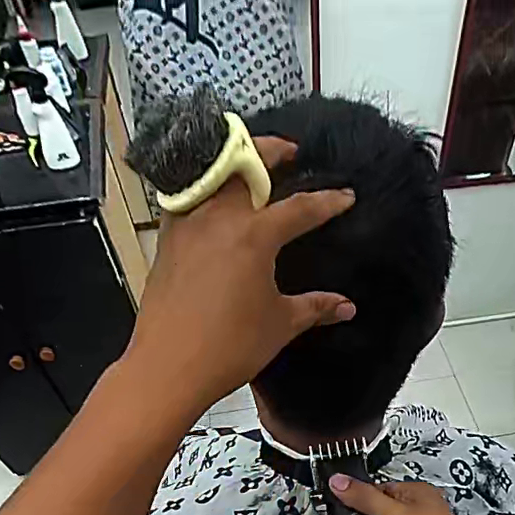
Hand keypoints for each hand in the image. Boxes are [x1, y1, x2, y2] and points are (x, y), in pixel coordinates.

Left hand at [123, 137, 355, 412]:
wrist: (170, 365)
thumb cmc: (231, 346)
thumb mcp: (280, 324)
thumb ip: (315, 308)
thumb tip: (346, 307)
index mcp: (254, 236)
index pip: (300, 209)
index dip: (327, 202)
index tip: (346, 196)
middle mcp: (218, 217)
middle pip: (247, 167)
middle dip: (271, 151)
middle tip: (290, 149)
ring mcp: (187, 223)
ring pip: (212, 175)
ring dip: (234, 162)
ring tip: (250, 165)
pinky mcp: (168, 238)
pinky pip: (188, 196)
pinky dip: (205, 186)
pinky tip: (214, 201)